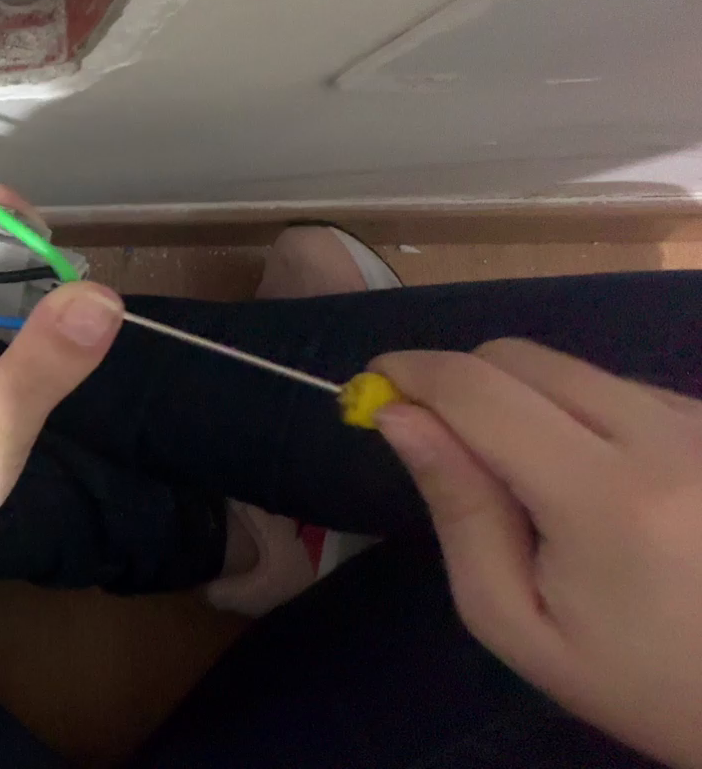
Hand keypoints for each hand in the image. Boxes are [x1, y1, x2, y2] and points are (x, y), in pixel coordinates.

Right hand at [373, 339, 701, 768]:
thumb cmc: (645, 683)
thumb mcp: (512, 617)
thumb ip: (457, 508)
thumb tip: (397, 415)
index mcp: (609, 499)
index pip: (476, 388)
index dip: (408, 371)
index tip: (371, 385)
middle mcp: (676, 446)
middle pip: (522, 358)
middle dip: (458, 380)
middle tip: (440, 432)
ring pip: (575, 370)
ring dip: (524, 398)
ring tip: (536, 471)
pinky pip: (630, 391)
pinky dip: (582, 412)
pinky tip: (604, 477)